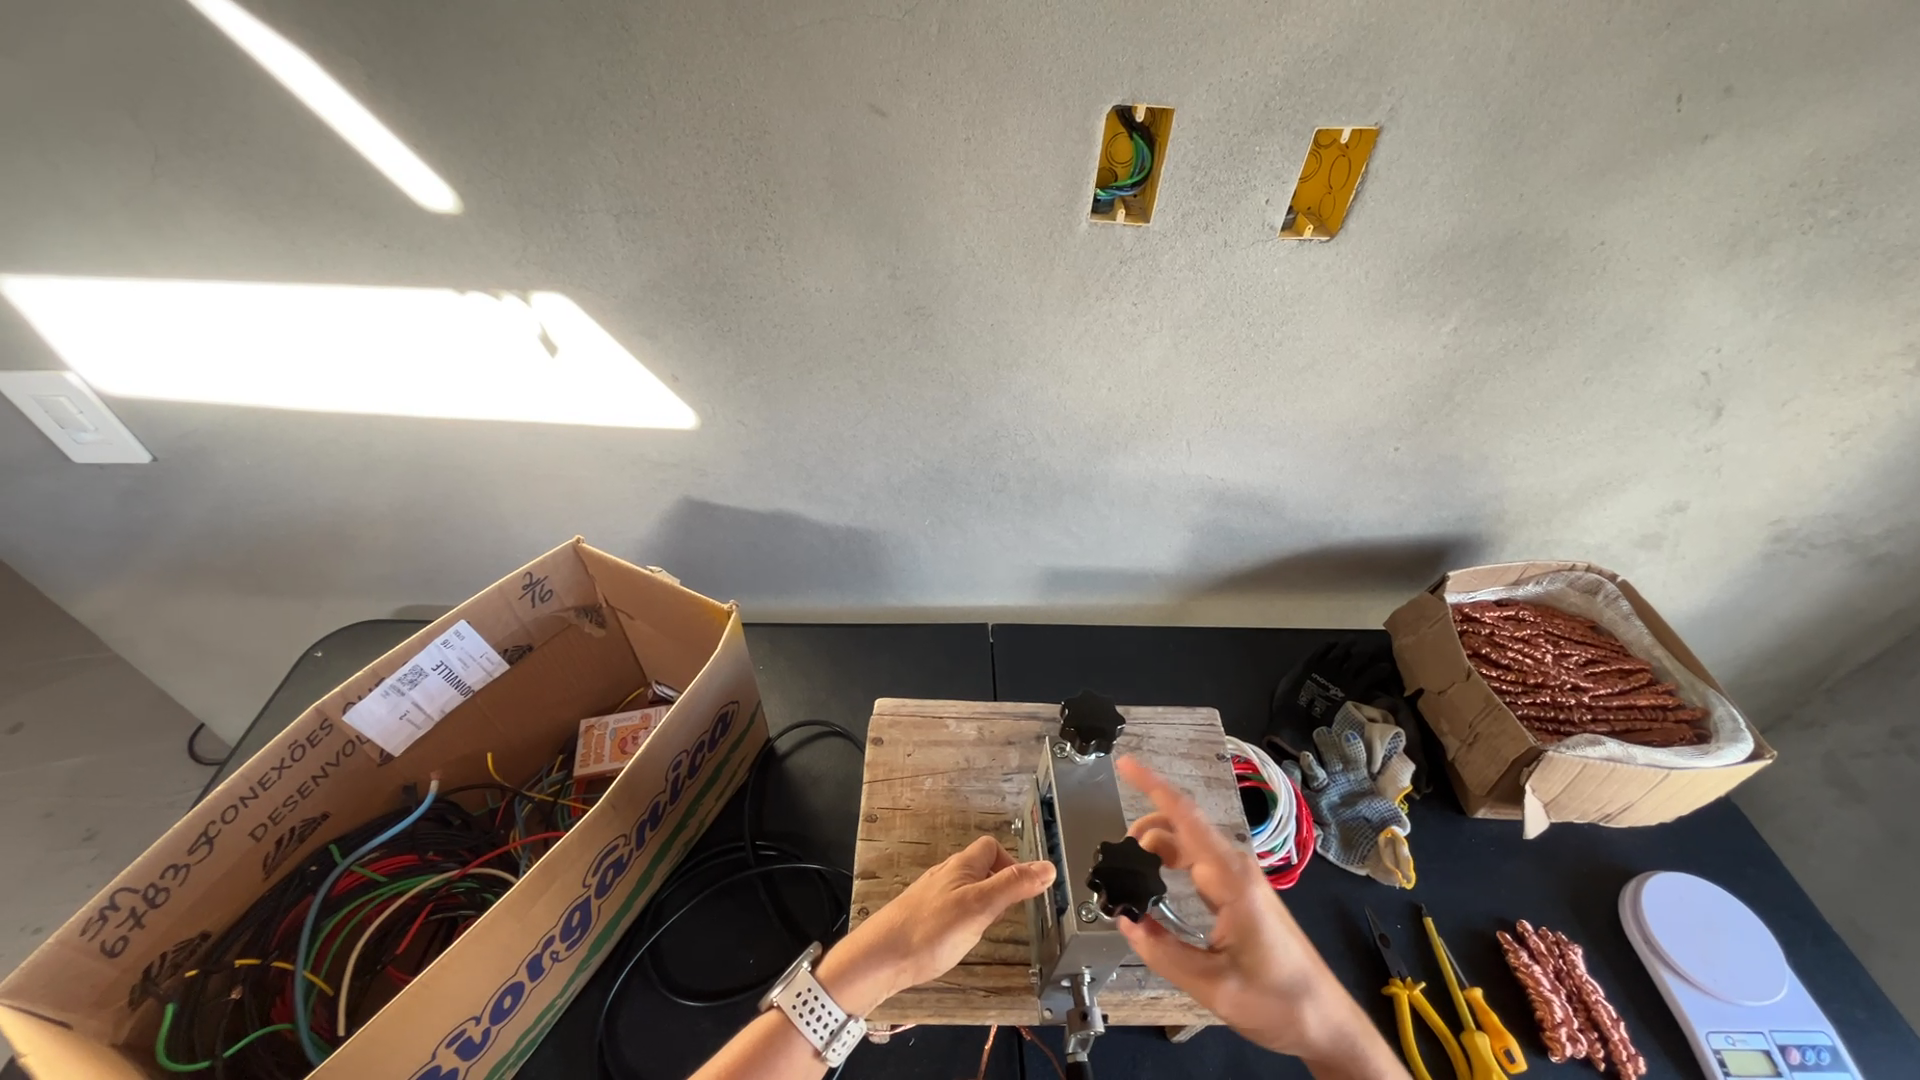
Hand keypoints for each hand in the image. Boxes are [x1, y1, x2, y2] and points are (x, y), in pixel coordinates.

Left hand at [817, 836, 1055, 1015]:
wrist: (880, 957)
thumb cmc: (931, 930)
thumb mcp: (980, 907)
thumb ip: (1013, 886)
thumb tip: (1048, 866)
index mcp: (962, 866)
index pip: (991, 847)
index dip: (1010, 862)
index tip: (1022, 889)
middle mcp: (946, 874)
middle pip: (978, 867)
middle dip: (997, 884)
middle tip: (1007, 911)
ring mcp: (931, 895)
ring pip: (964, 888)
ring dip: (981, 901)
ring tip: (987, 926)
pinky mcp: (920, 915)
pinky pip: (950, 906)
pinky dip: (963, 916)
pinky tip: (960, 938)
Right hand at [1115, 756, 1408, 1077]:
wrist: (1327, 1023)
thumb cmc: (1279, 1003)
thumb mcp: (1214, 987)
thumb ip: (1164, 953)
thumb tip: (1127, 922)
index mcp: (1231, 881)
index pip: (1186, 817)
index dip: (1153, 785)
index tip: (1124, 762)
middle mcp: (1235, 869)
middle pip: (1181, 826)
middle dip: (1144, 829)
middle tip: (1115, 859)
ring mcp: (1240, 879)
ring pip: (1189, 844)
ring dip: (1155, 847)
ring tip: (1129, 873)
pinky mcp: (1240, 894)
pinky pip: (1198, 863)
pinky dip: (1170, 863)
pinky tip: (1155, 884)